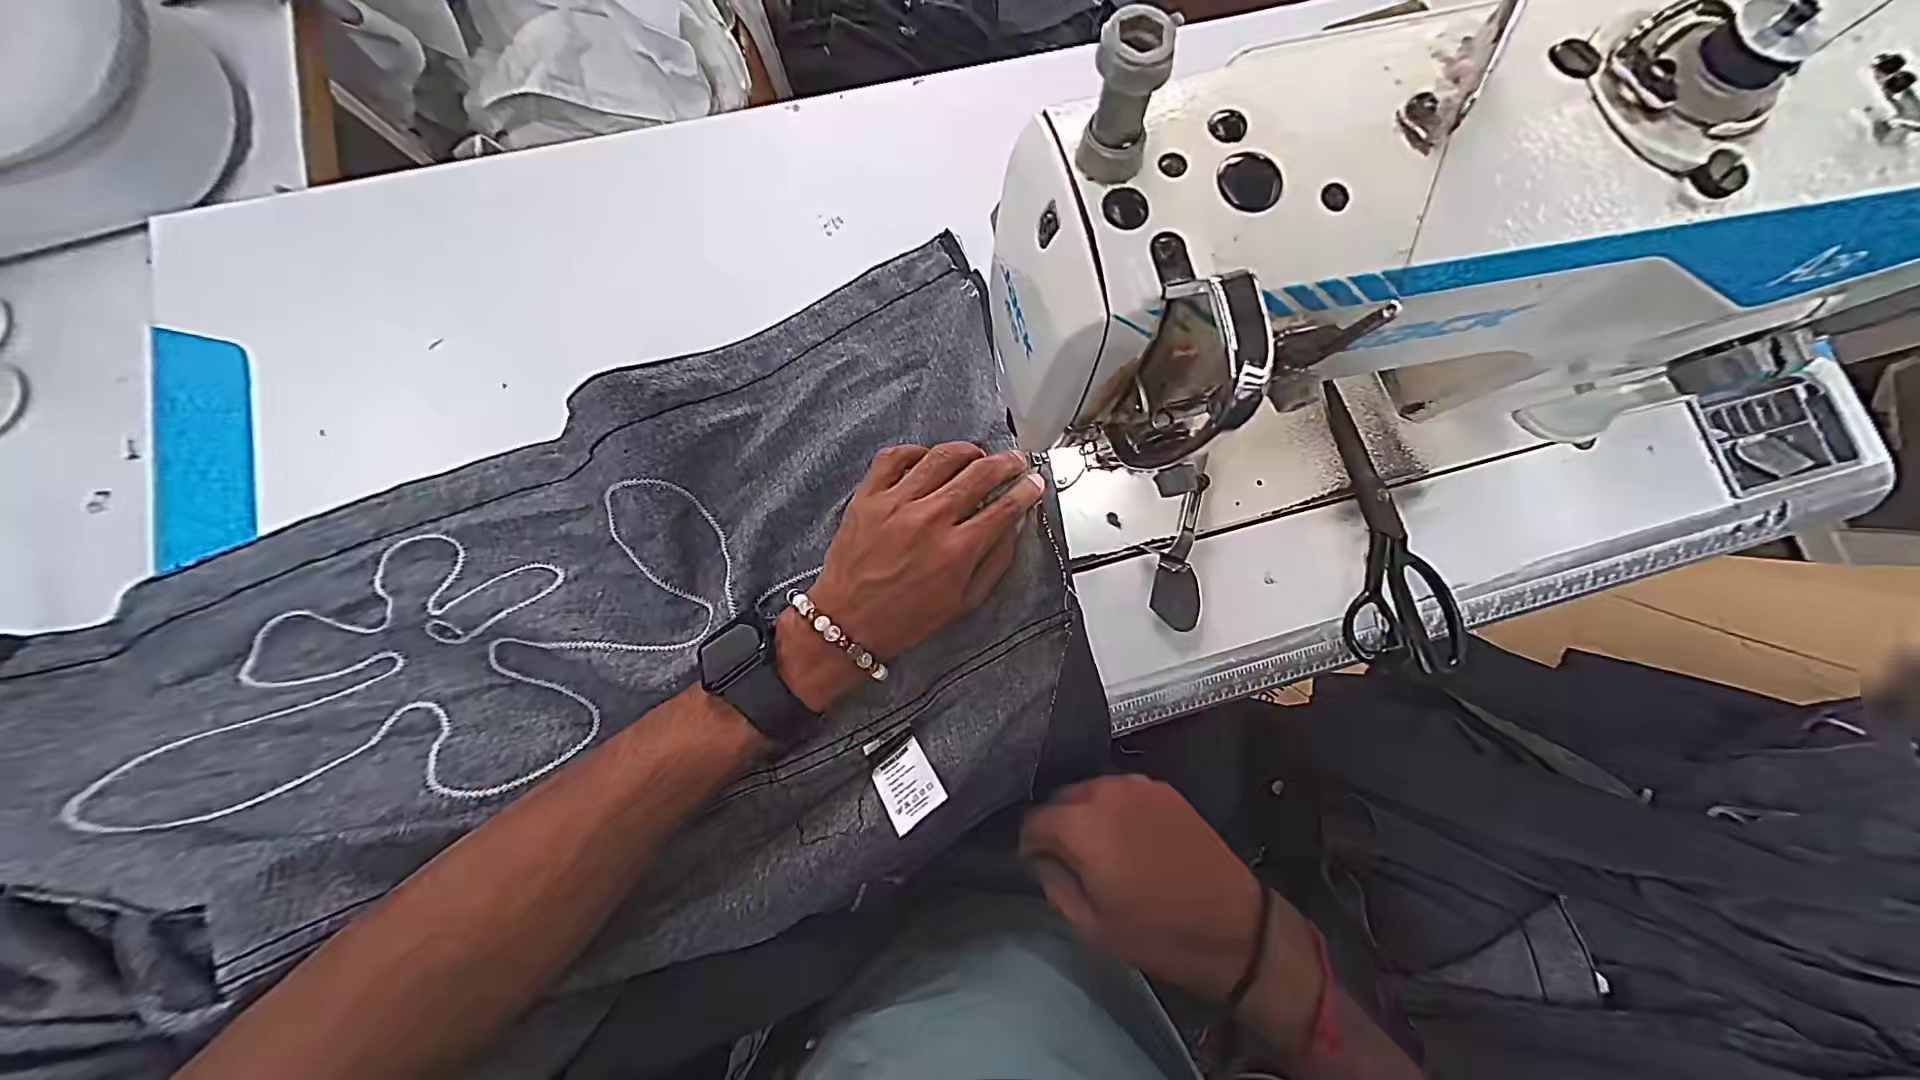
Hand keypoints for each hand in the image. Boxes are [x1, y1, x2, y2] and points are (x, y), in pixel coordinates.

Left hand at [775, 442, 1045, 710]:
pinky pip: (895, 456)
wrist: (848, 622)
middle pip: (980, 473)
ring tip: (977, 455)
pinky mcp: (868, 497)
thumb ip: (995, 561)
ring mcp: (896, 504)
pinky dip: (918, 450)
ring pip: (942, 456)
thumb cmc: (904, 617)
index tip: (1033, 483)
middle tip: (1014, 461)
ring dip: (968, 450)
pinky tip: (928, 458)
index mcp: (957, 551)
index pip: (1005, 506)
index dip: (1026, 490)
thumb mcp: (964, 601)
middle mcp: (929, 520)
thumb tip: (1015, 526)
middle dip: (1007, 463)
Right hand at [1021, 775, 1327, 1055]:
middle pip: (1059, 799)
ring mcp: (1136, 784)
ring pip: (1090, 792)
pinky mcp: (1162, 787)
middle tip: (1073, 861)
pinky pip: (1121, 791)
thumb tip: (1041, 858)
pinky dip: (1115, 810)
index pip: (1032, 820)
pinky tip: (1132, 838)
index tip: (1040, 865)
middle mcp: (1103, 792)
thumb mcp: (1091, 926)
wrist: (1236, 926)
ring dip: (1086, 815)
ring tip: (1105, 850)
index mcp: (1080, 825)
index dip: (1030, 846)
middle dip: (1058, 826)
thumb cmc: (1159, 934)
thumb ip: (1053, 882)